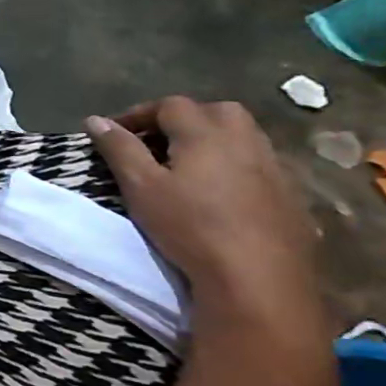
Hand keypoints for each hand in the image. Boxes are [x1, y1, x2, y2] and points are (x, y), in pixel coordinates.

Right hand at [86, 97, 320, 314]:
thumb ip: (119, 149)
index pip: (171, 105)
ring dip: (211, 140)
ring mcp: (275, 170)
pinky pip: (258, 164)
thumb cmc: (190, 226)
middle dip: (182, 119)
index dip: (139, 113)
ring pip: (243, 136)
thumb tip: (95, 120)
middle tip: (155, 142)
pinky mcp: (289, 197)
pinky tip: (217, 192)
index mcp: (207, 135)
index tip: (115, 133)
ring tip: (183, 165)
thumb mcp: (140, 187)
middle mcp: (246, 142)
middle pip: (216, 112)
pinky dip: (232, 164)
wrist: (258, 280)